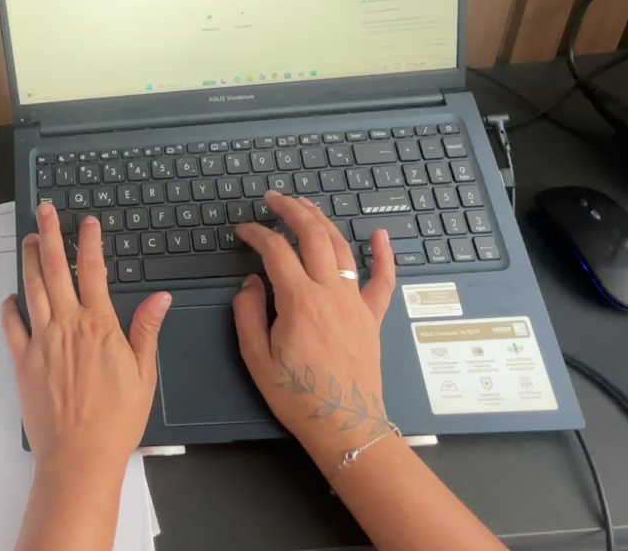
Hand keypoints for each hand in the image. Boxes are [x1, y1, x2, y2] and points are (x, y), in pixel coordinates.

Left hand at [1, 204, 170, 550]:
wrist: (80, 458)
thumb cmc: (117, 419)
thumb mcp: (144, 373)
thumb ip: (147, 329)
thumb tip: (160, 297)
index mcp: (98, 325)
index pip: (92, 270)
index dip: (89, 242)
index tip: (87, 221)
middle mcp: (66, 324)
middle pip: (54, 268)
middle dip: (49, 234)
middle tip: (44, 210)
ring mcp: (41, 340)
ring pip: (31, 288)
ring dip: (28, 259)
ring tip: (28, 237)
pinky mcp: (23, 361)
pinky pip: (12, 325)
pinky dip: (10, 306)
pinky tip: (12, 295)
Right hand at [232, 192, 397, 471]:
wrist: (346, 428)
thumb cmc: (297, 396)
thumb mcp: (256, 357)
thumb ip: (248, 312)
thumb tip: (251, 281)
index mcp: (300, 301)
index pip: (275, 250)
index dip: (256, 233)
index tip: (243, 230)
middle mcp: (331, 293)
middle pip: (313, 236)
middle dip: (291, 210)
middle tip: (273, 198)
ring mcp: (355, 303)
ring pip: (342, 248)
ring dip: (322, 220)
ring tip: (305, 204)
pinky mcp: (372, 317)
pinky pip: (383, 281)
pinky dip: (384, 255)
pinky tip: (380, 235)